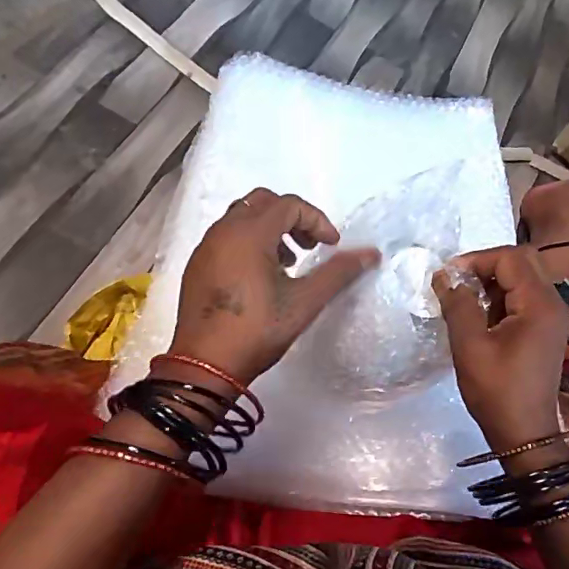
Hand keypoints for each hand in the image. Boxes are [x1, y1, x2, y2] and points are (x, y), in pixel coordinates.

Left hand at [168, 188, 380, 383]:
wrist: (205, 365)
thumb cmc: (257, 330)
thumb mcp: (304, 302)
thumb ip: (338, 273)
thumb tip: (371, 254)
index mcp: (248, 233)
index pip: (289, 206)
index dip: (317, 220)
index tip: (331, 246)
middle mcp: (223, 231)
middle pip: (262, 203)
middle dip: (292, 219)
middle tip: (309, 247)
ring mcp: (205, 248)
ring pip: (241, 219)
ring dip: (269, 231)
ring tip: (287, 264)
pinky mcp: (197, 266)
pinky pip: (226, 238)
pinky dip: (248, 244)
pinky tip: (260, 278)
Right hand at [433, 245, 568, 450]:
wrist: (524, 432)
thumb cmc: (496, 390)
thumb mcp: (469, 346)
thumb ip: (458, 304)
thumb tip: (444, 276)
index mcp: (539, 304)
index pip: (511, 257)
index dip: (476, 260)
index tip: (447, 277)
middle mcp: (553, 304)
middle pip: (522, 263)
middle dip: (486, 267)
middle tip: (457, 284)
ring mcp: (552, 319)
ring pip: (523, 280)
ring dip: (492, 283)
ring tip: (464, 302)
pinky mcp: (545, 332)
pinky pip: (524, 300)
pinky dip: (501, 300)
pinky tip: (479, 319)